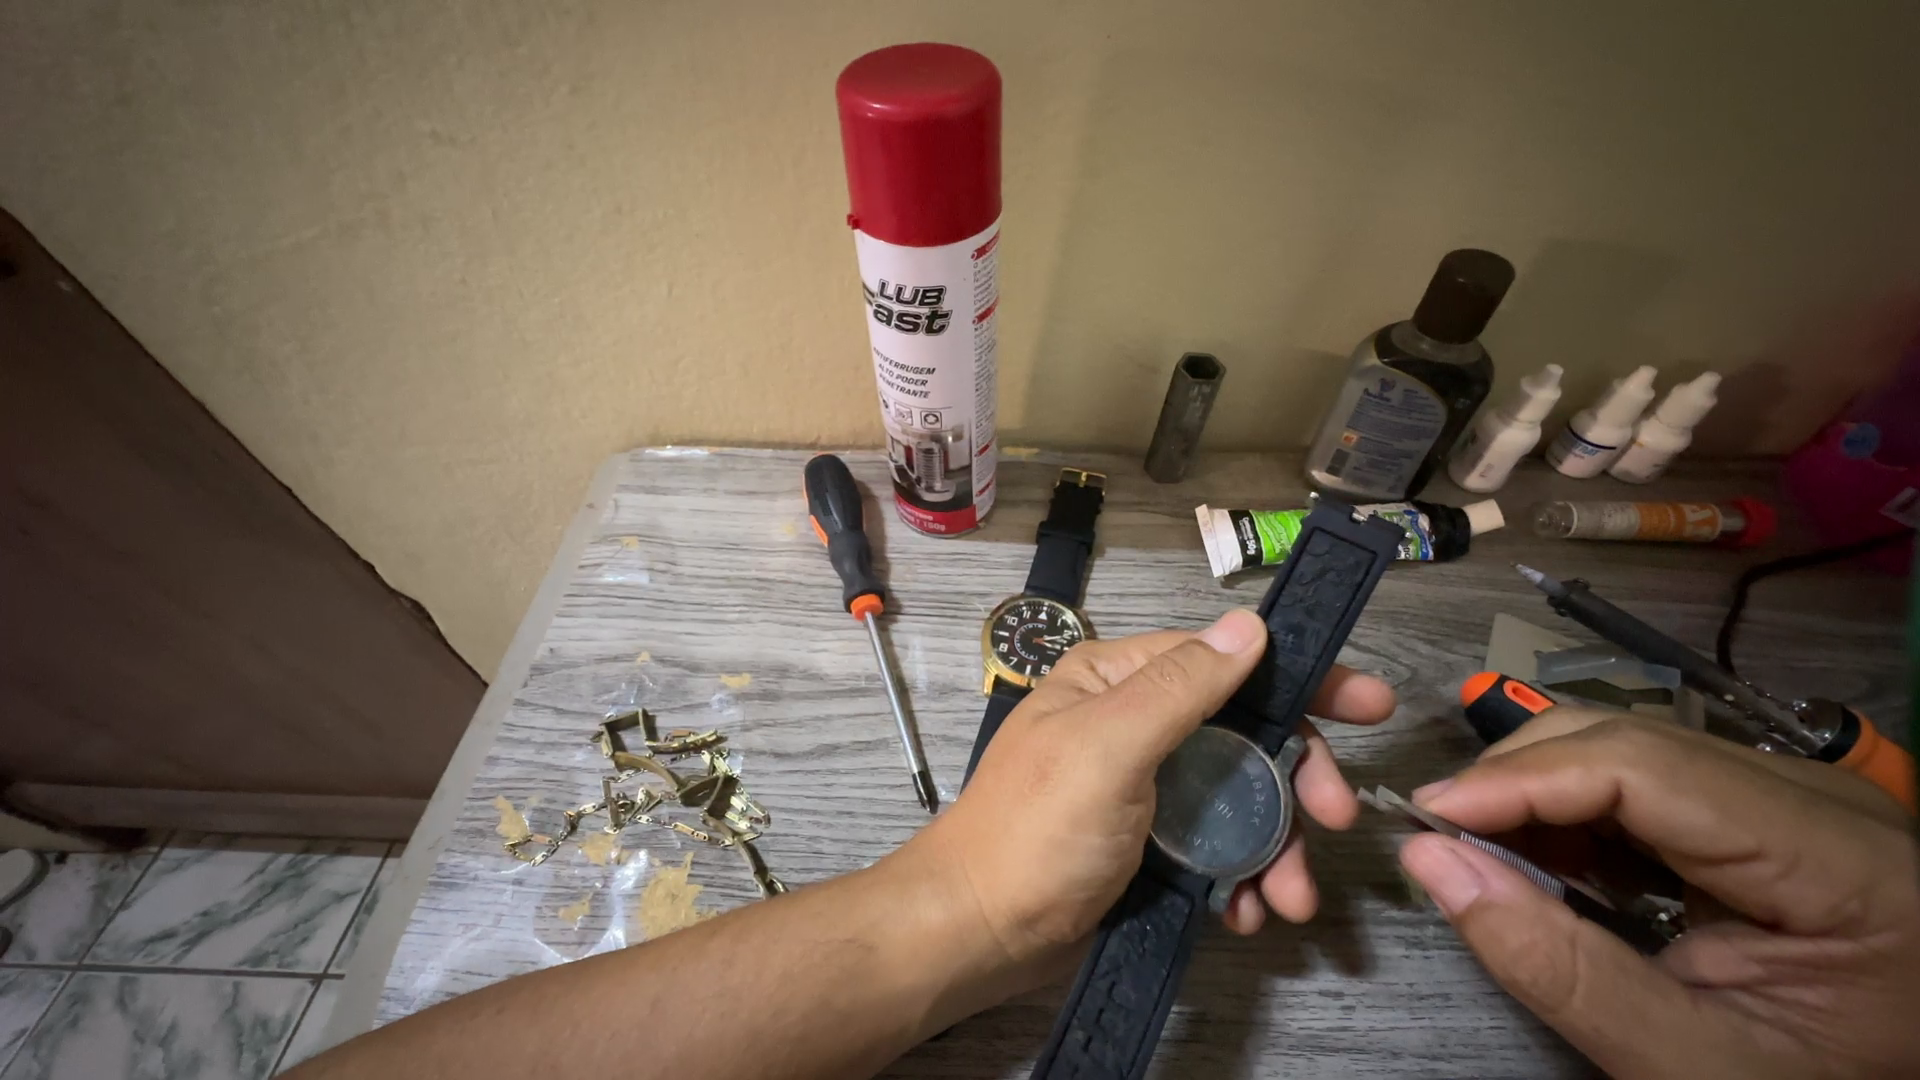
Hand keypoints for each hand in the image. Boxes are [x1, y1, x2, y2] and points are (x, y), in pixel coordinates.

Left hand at [896, 608, 1395, 977]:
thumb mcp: (1108, 748)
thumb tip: (1249, 625)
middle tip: (1336, 820)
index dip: (1296, 677)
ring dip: (1275, 842)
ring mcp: (1142, 779)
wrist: (983, 930)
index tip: (1368, 706)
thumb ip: (1179, 687)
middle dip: (1295, 777)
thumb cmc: (1039, 831)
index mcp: (1114, 678)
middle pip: (1241, 729)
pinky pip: (1215, 838)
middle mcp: (1131, 719)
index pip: (1220, 658)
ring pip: (1237, 791)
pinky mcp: (1149, 834)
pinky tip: (1245, 909)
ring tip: (1287, 900)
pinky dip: (1241, 871)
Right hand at [1398, 708, 1919, 1079]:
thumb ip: (1561, 968)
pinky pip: (1623, 775)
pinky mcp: (1747, 802)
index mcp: (1845, 864)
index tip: (1429, 817)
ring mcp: (1782, 792)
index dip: (1521, 780)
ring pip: (1610, 747)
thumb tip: (1428, 859)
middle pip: (1620, 742)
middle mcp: (1817, 797)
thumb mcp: (1694, 1064)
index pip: (1643, 770)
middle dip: (1512, 781)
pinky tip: (1537, 854)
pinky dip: (1560, 808)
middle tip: (1441, 836)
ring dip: (1527, 792)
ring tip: (1483, 850)